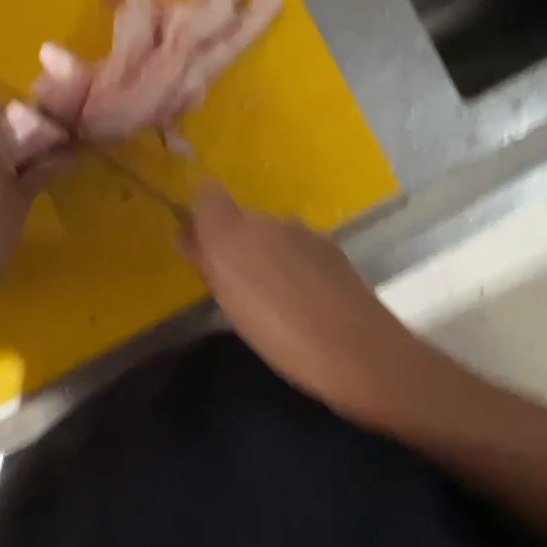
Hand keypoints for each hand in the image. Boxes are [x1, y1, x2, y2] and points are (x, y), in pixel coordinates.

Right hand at [177, 181, 423, 421]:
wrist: (360, 352)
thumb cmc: (281, 338)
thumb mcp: (230, 306)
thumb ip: (206, 263)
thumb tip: (186, 233)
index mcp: (232, 233)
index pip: (206, 194)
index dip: (201, 214)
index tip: (198, 245)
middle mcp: (266, 221)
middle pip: (239, 218)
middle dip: (232, 244)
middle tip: (235, 287)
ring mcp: (302, 231)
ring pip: (269, 234)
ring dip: (264, 256)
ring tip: (272, 301)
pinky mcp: (330, 246)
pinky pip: (296, 248)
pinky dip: (292, 265)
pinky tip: (303, 301)